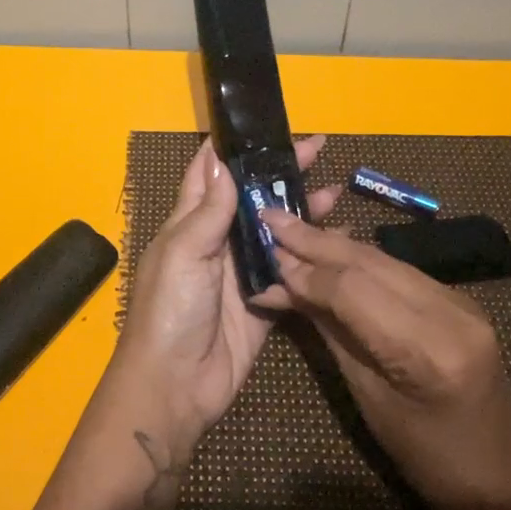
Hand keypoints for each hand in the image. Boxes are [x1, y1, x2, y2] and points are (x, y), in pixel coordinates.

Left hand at [29, 137, 338, 509]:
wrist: (177, 385)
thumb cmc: (170, 308)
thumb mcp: (184, 252)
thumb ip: (208, 210)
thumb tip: (222, 160)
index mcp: (191, 222)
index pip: (210, 174)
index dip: (234, 148)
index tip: (263, 124)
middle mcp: (219, 240)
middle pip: (253, 197)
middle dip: (282, 172)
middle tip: (318, 147)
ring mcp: (243, 271)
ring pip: (278, 230)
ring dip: (303, 209)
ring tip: (335, 188)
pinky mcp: (266, 302)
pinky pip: (293, 272)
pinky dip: (315, 254)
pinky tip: (339, 239)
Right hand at [253, 210, 510, 509]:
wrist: (494, 475)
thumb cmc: (421, 451)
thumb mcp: (365, 394)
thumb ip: (327, 329)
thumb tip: (279, 284)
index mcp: (427, 350)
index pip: (353, 289)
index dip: (306, 269)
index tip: (266, 251)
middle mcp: (450, 313)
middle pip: (368, 262)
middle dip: (314, 241)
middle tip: (271, 217)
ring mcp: (461, 301)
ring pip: (383, 258)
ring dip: (334, 243)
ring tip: (291, 227)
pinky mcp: (460, 298)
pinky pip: (399, 269)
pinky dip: (359, 259)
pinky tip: (330, 248)